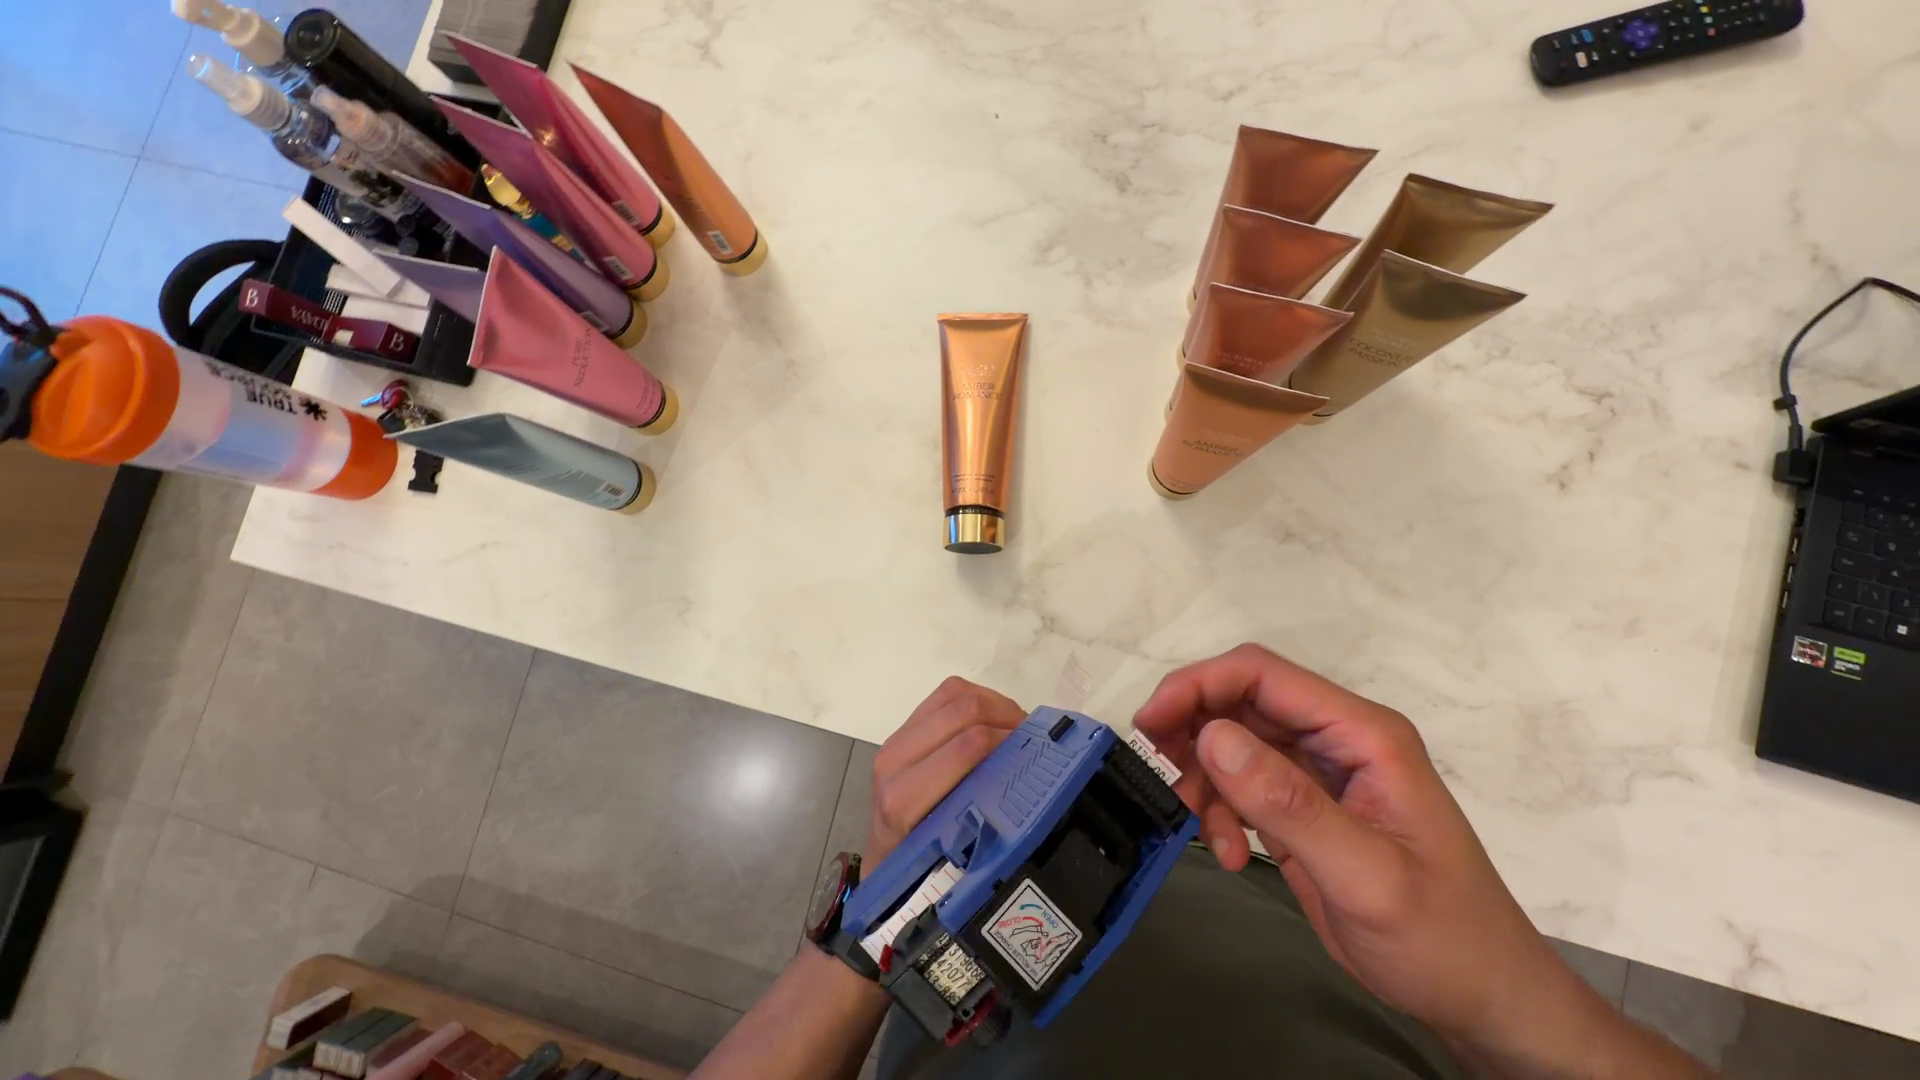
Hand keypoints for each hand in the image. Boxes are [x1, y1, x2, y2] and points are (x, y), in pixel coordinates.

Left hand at [865, 676, 1026, 866]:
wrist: (885, 859)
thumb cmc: (925, 868)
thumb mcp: (958, 857)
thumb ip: (986, 819)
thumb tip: (1036, 779)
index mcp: (905, 799)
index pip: (966, 747)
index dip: (1007, 741)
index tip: (1037, 753)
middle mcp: (894, 761)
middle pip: (962, 711)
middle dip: (1007, 717)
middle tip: (1034, 737)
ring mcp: (896, 739)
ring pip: (954, 694)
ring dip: (994, 703)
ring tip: (1018, 726)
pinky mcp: (904, 727)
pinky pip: (945, 694)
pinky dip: (979, 697)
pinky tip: (996, 719)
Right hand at [1132, 644, 1595, 1052]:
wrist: (1480, 997)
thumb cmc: (1440, 936)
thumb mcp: (1365, 876)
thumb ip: (1288, 803)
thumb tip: (1212, 736)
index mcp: (1362, 733)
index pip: (1263, 676)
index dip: (1198, 685)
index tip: (1150, 724)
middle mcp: (1336, 739)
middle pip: (1240, 702)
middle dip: (1192, 732)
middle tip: (1160, 772)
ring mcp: (1318, 773)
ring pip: (1232, 743)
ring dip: (1205, 781)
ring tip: (1211, 836)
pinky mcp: (1302, 807)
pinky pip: (1240, 784)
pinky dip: (1220, 811)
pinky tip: (1231, 853)